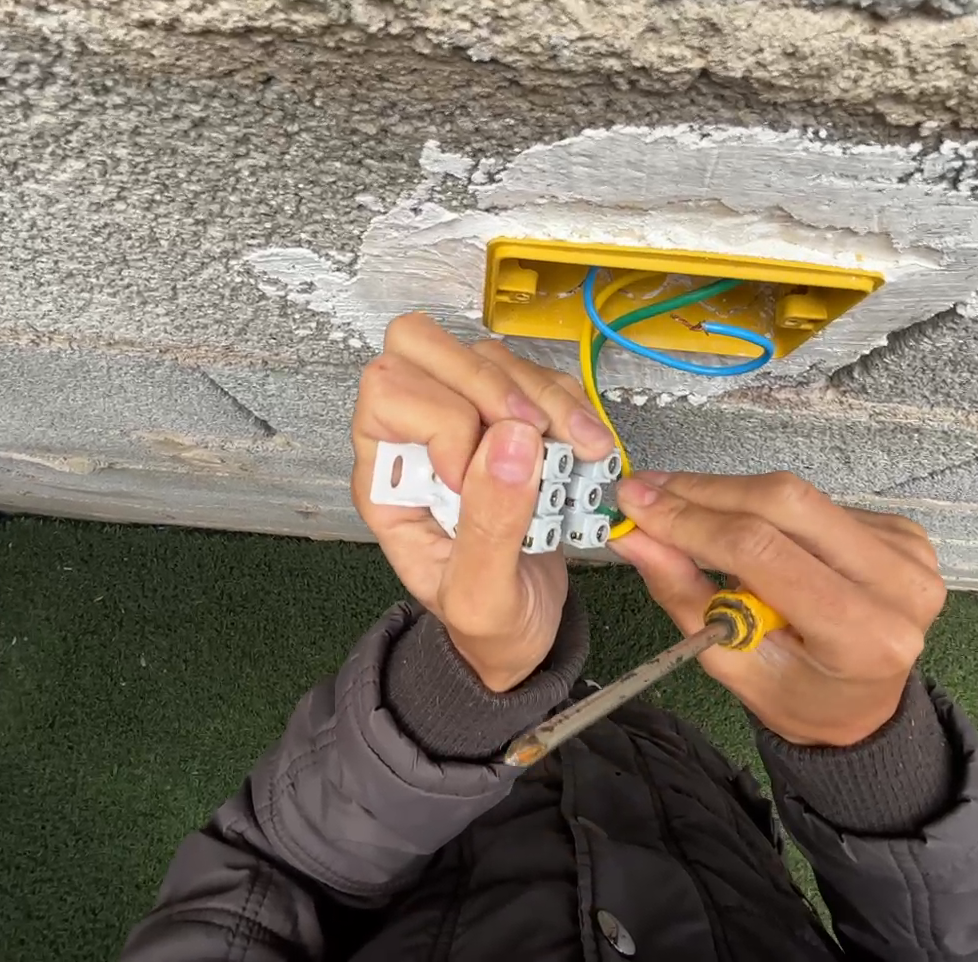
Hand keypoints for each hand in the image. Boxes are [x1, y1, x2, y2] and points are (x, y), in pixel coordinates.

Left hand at [351, 314, 619, 690]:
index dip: (443, 419)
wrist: (525, 633)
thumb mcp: (480, 598)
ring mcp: (467, 421)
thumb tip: (512, 440)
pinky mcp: (514, 422)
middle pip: (421, 344)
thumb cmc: (487, 624)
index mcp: (388, 479)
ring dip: (544, 397)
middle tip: (536, 433)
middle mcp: (418, 438)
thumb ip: (490, 526)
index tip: (479, 477)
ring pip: (488, 355)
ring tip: (582, 451)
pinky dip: (571, 405)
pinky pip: (536, 377)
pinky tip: (589, 447)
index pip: (389, 391)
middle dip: (489, 381)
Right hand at [611, 472, 945, 745]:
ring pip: (795, 494)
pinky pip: (811, 501)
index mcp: (864, 635)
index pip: (761, 551)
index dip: (689, 520)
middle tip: (644, 489)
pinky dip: (757, 504)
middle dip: (701, 492)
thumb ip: (682, 593)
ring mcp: (907, 550)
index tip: (632, 502)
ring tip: (671, 501)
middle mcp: (898, 583)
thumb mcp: (730, 665)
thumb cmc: (796, 696)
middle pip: (783, 503)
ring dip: (723, 493)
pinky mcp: (900, 530)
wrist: (864, 705)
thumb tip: (632, 536)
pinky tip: (730, 520)